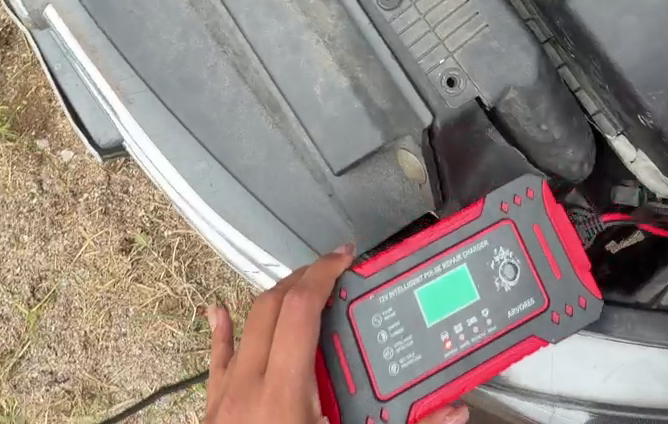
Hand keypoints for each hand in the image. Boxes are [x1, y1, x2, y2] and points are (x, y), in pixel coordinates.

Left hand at [205, 248, 468, 423]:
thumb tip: (454, 412)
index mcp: (283, 397)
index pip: (299, 309)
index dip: (323, 274)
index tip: (345, 259)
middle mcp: (247, 391)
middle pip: (272, 307)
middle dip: (304, 279)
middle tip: (335, 272)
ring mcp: (225, 404)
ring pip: (246, 327)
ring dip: (275, 301)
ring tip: (303, 287)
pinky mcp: (213, 419)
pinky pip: (215, 366)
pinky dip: (221, 334)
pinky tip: (219, 312)